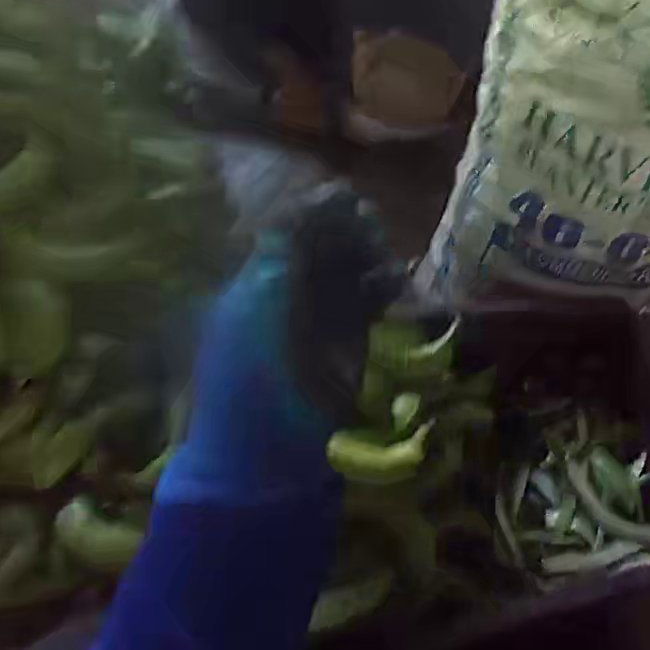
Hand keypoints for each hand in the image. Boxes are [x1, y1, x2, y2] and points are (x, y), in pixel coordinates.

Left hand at [157, 186, 404, 506]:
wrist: (270, 452)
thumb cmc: (252, 377)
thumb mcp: (256, 308)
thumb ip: (280, 253)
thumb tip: (304, 200)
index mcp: (258, 277)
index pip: (290, 226)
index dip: (317, 209)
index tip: (347, 197)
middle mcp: (292, 286)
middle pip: (326, 240)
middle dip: (349, 229)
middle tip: (372, 228)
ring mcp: (324, 309)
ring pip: (353, 263)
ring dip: (371, 253)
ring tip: (385, 259)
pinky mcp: (353, 331)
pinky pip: (373, 294)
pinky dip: (387, 284)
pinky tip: (397, 284)